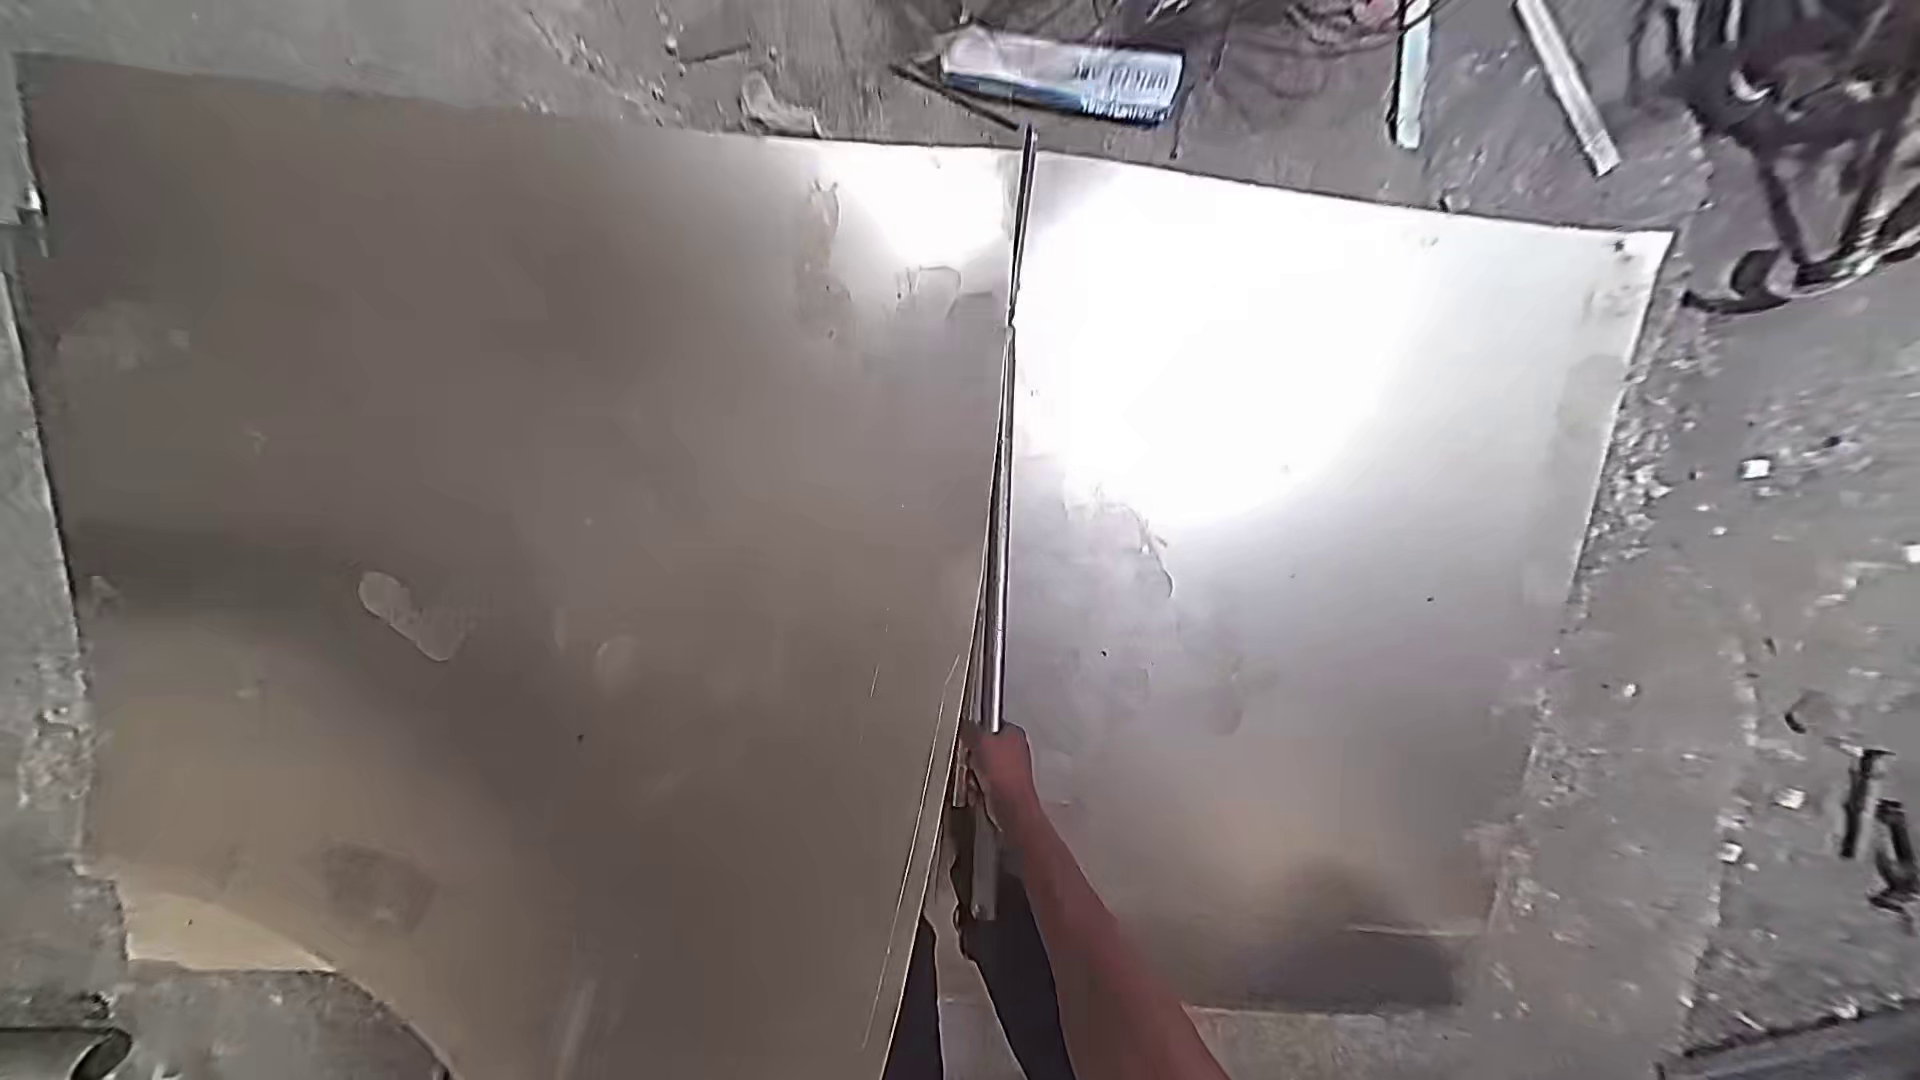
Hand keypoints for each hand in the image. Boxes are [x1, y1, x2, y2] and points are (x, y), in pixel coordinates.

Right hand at [961, 722, 1041, 829]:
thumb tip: (965, 726)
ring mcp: (1009, 770)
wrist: (1010, 806)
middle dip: (972, 757)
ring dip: (972, 774)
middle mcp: (1014, 750)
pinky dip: (977, 786)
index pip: (990, 723)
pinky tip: (979, 789)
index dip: (976, 731)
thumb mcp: (980, 741)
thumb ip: (970, 729)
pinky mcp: (1003, 787)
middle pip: (982, 747)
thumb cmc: (1004, 774)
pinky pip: (981, 782)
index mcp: (1014, 733)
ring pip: (980, 766)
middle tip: (972, 761)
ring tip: (976, 778)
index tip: (969, 738)